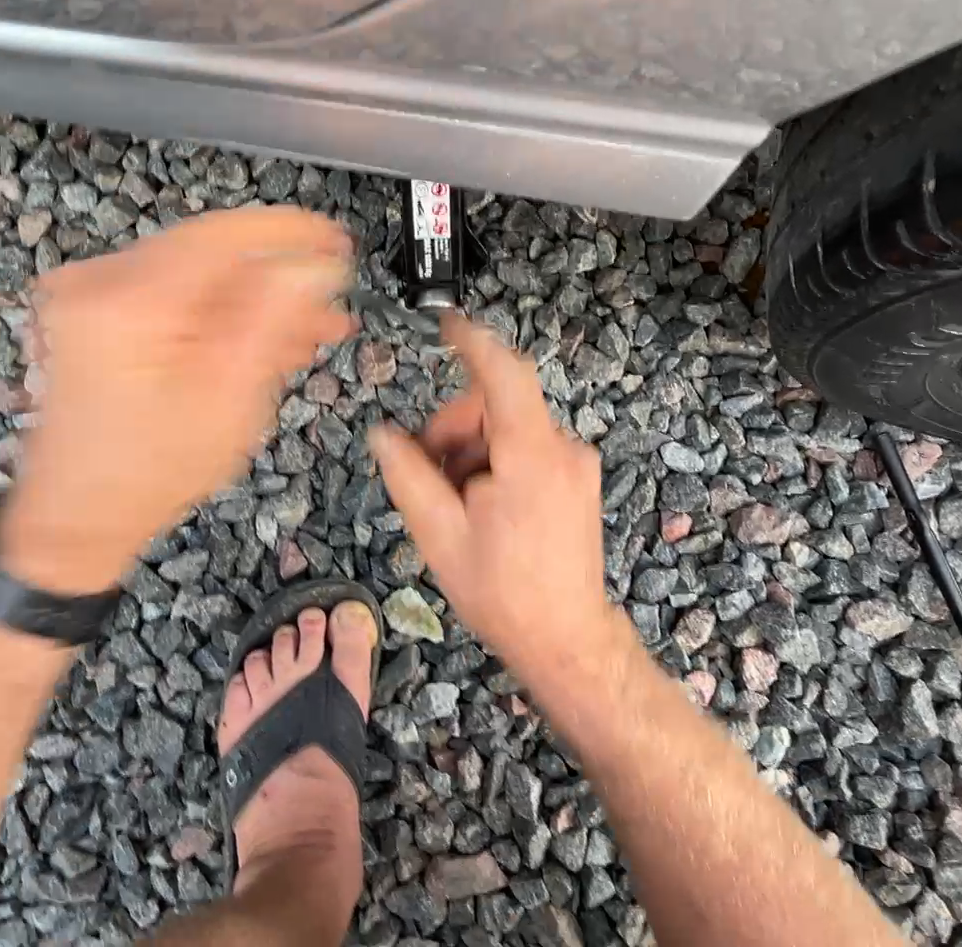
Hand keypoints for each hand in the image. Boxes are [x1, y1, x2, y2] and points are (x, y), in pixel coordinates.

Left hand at [0, 208, 353, 593]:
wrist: (80, 514)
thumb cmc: (149, 471)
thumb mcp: (230, 398)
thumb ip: (274, 319)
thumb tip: (313, 266)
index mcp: (130, 302)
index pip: (223, 235)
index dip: (287, 234)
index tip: (332, 239)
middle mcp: (100, 285)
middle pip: (211, 257)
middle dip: (277, 280)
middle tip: (329, 306)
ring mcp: (92, 299)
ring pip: (198, 278)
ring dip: (253, 302)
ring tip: (306, 334)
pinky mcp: (95, 316)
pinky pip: (174, 298)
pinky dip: (218, 315)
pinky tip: (259, 341)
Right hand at [370, 316, 630, 680]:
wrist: (566, 637)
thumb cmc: (503, 593)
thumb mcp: (441, 536)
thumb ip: (409, 476)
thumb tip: (383, 435)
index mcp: (531, 457)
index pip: (505, 375)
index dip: (473, 343)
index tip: (446, 324)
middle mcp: (563, 450)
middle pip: (498, 405)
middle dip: (455, 429)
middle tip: (427, 471)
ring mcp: (577, 465)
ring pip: (510, 429)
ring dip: (473, 451)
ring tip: (457, 502)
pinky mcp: (578, 479)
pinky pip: (528, 449)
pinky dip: (497, 463)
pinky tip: (482, 505)